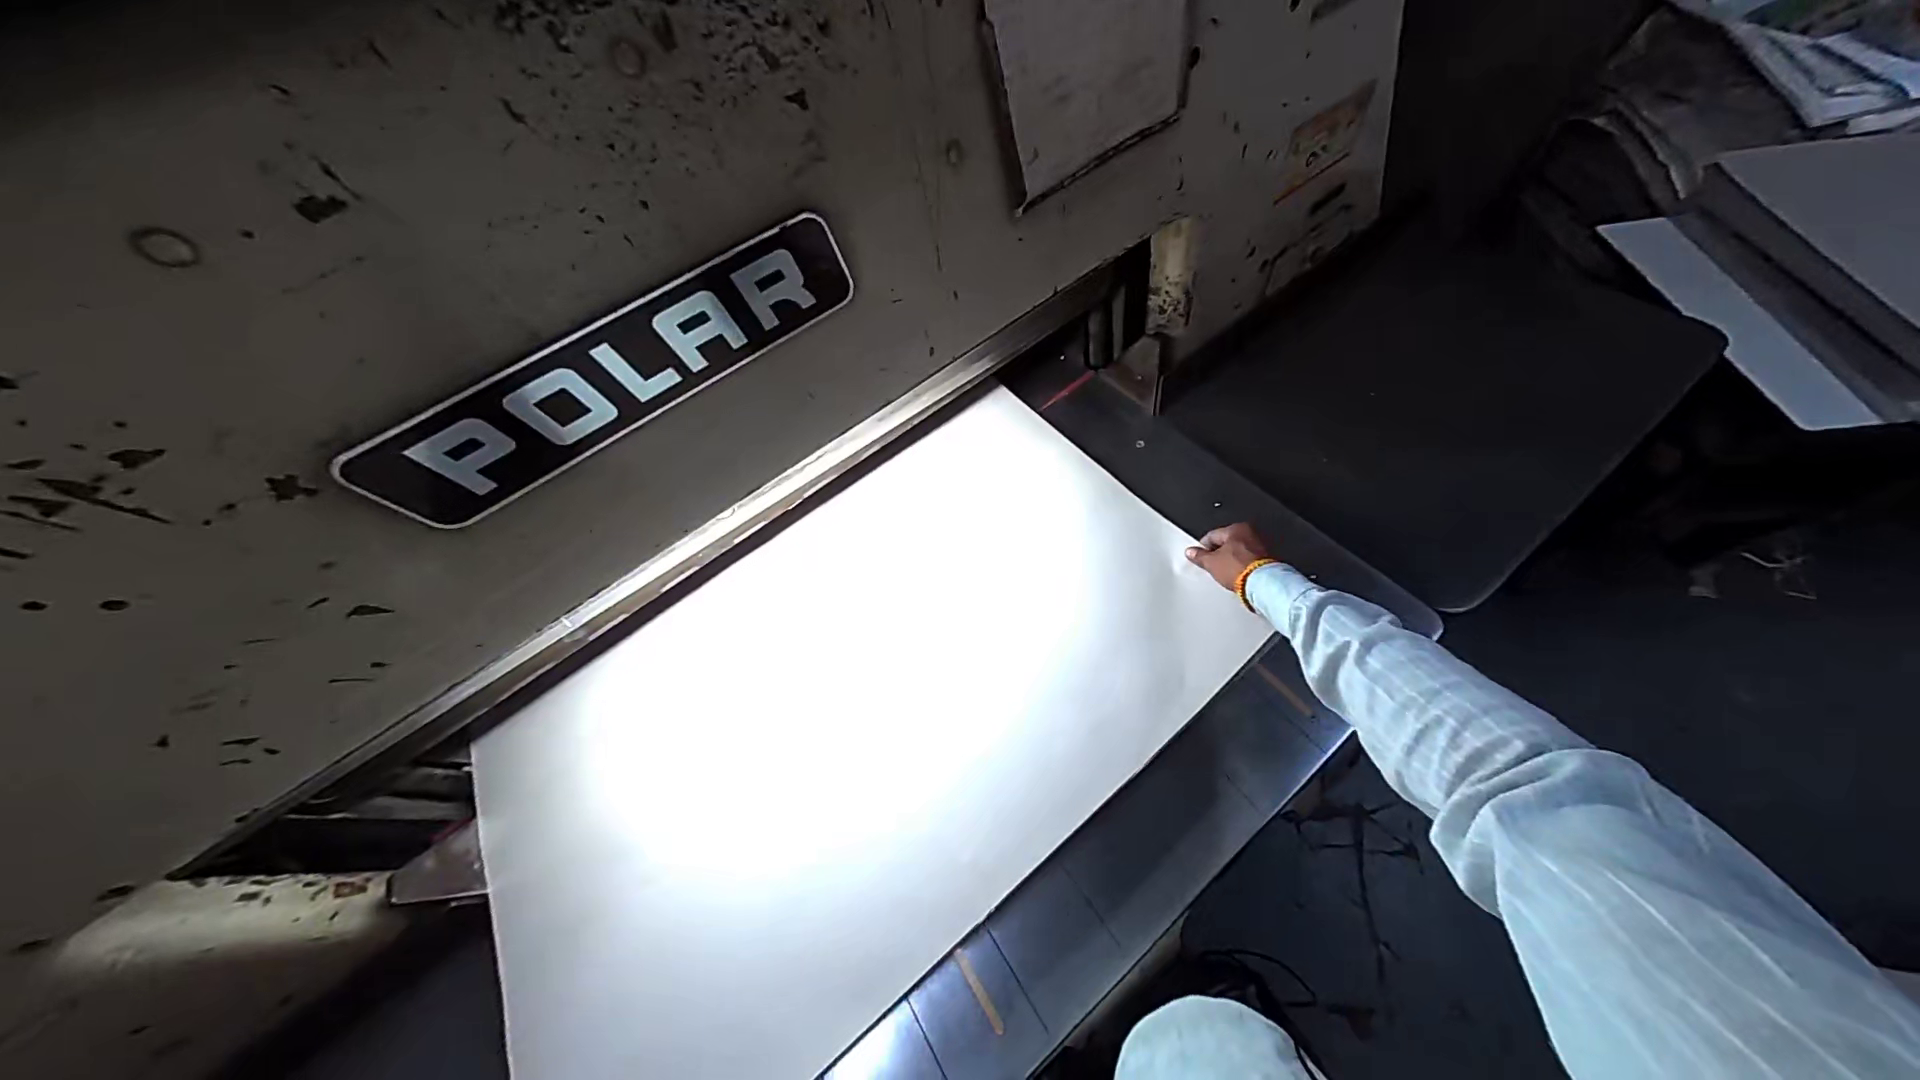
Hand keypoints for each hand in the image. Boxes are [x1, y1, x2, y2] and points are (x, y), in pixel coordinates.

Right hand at [1185, 523, 1272, 591]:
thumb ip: (1199, 556)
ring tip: (1224, 572)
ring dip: (1230, 561)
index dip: (1202, 548)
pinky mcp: (1266, 560)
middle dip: (1218, 554)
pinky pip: (1247, 561)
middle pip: (1226, 543)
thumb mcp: (1211, 562)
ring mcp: (1260, 546)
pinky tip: (1236, 575)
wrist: (1261, 584)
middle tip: (1211, 566)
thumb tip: (1192, 552)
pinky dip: (1241, 566)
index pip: (1212, 535)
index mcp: (1236, 528)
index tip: (1198, 556)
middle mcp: (1250, 533)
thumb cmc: (1241, 568)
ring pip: (1237, 552)